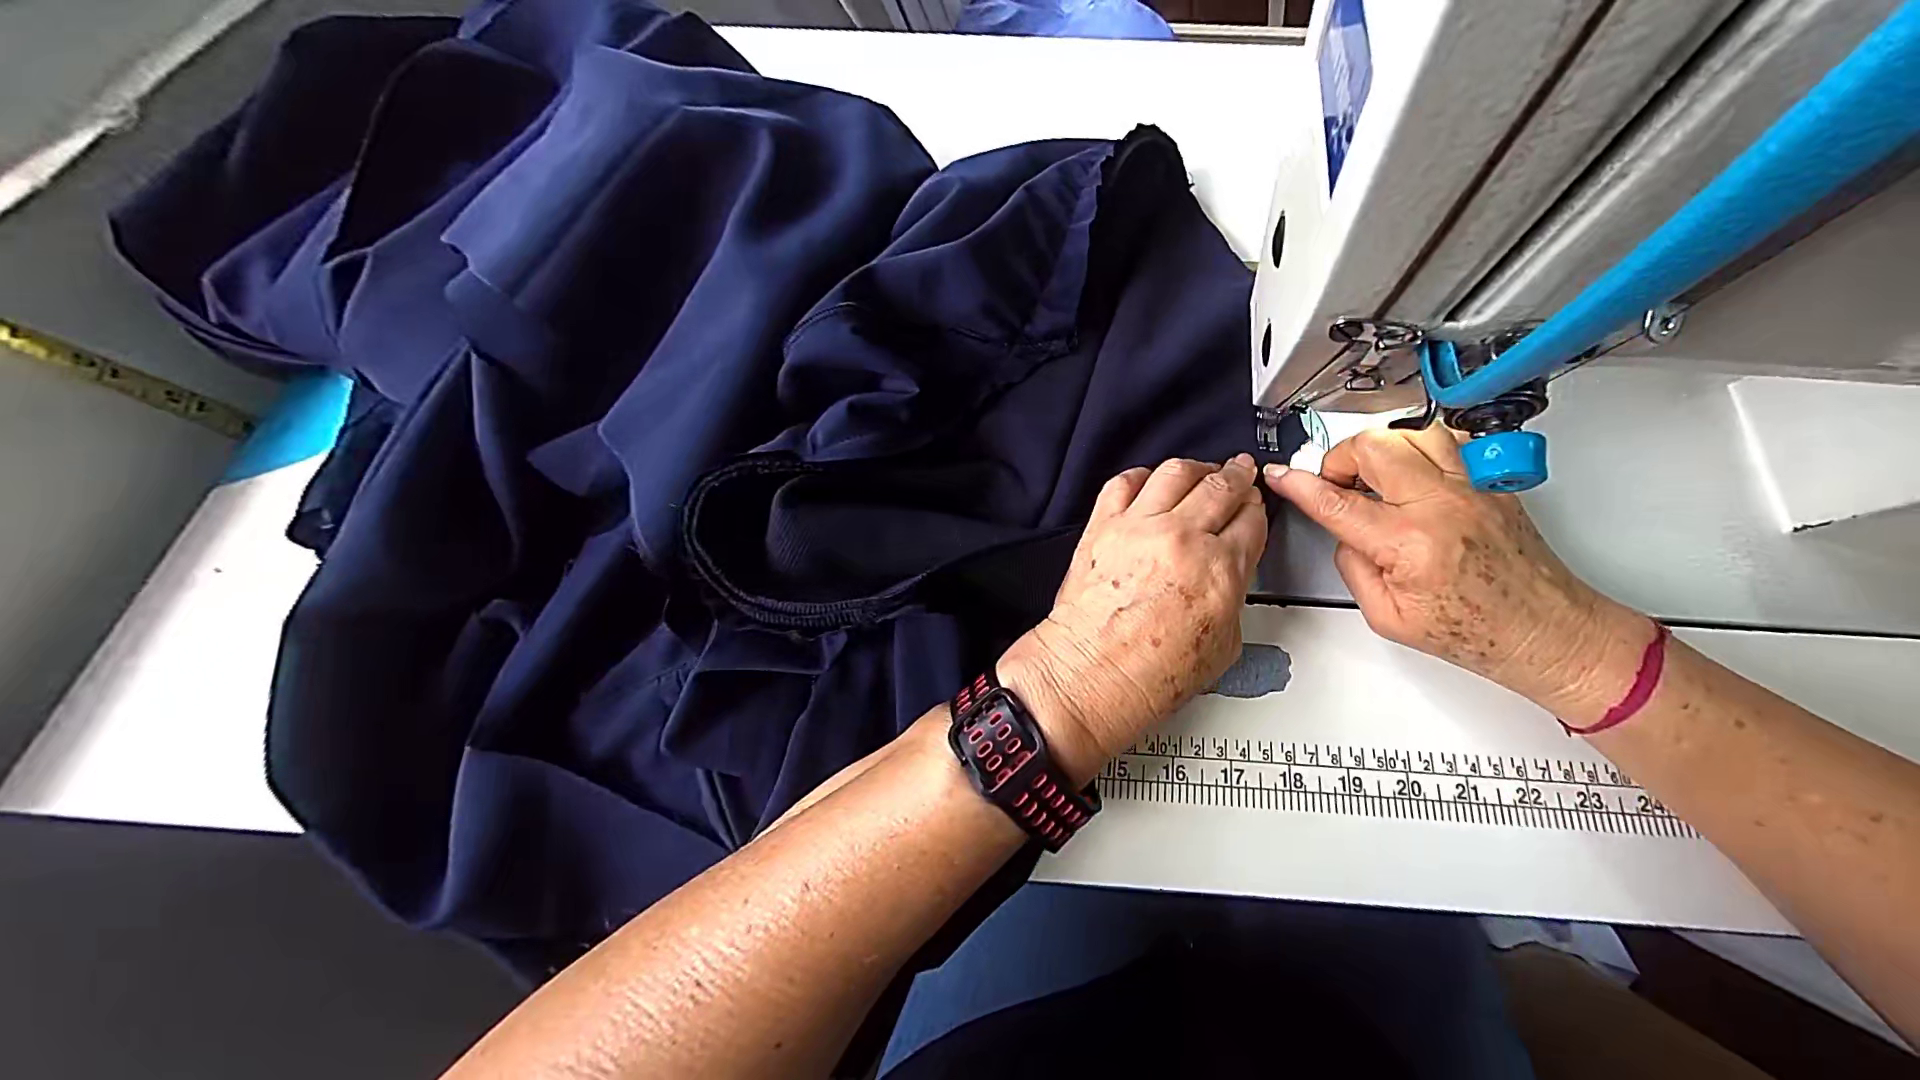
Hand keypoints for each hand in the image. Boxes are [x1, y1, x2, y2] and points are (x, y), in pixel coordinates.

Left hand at [999, 455, 1266, 783]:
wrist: (1089, 675)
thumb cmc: (1148, 673)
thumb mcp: (1223, 645)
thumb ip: (1231, 594)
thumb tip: (1227, 572)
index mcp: (1220, 569)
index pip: (1251, 519)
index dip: (1257, 509)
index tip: (1255, 506)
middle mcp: (1180, 539)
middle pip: (1221, 486)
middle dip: (1237, 476)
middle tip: (1240, 474)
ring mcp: (1138, 528)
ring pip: (1175, 472)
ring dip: (1196, 468)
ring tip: (1201, 472)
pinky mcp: (1101, 527)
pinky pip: (1123, 483)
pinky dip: (1141, 476)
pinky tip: (1149, 481)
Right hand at [1264, 424, 1651, 721]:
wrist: (1546, 633)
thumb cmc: (1476, 631)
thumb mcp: (1386, 616)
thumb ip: (1353, 566)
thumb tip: (1345, 533)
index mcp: (1409, 544)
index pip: (1335, 501)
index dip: (1298, 484)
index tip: (1281, 474)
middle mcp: (1443, 506)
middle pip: (1373, 446)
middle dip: (1339, 458)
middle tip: (1334, 480)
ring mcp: (1473, 489)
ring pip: (1412, 432)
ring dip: (1380, 448)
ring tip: (1372, 474)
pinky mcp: (1492, 484)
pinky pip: (1450, 442)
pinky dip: (1420, 447)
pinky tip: (1411, 471)